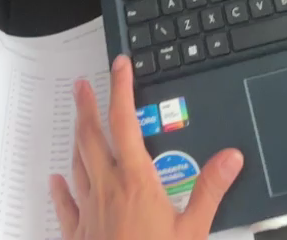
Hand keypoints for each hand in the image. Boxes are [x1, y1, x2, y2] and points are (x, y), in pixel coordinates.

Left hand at [50, 55, 244, 239]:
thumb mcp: (193, 231)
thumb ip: (210, 189)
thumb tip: (231, 155)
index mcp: (135, 179)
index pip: (124, 120)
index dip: (121, 88)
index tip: (119, 64)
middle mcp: (107, 187)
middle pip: (91, 136)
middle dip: (86, 106)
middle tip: (81, 83)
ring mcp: (88, 212)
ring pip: (77, 163)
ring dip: (77, 138)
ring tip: (77, 119)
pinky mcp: (78, 237)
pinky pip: (66, 206)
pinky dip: (61, 189)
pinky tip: (56, 180)